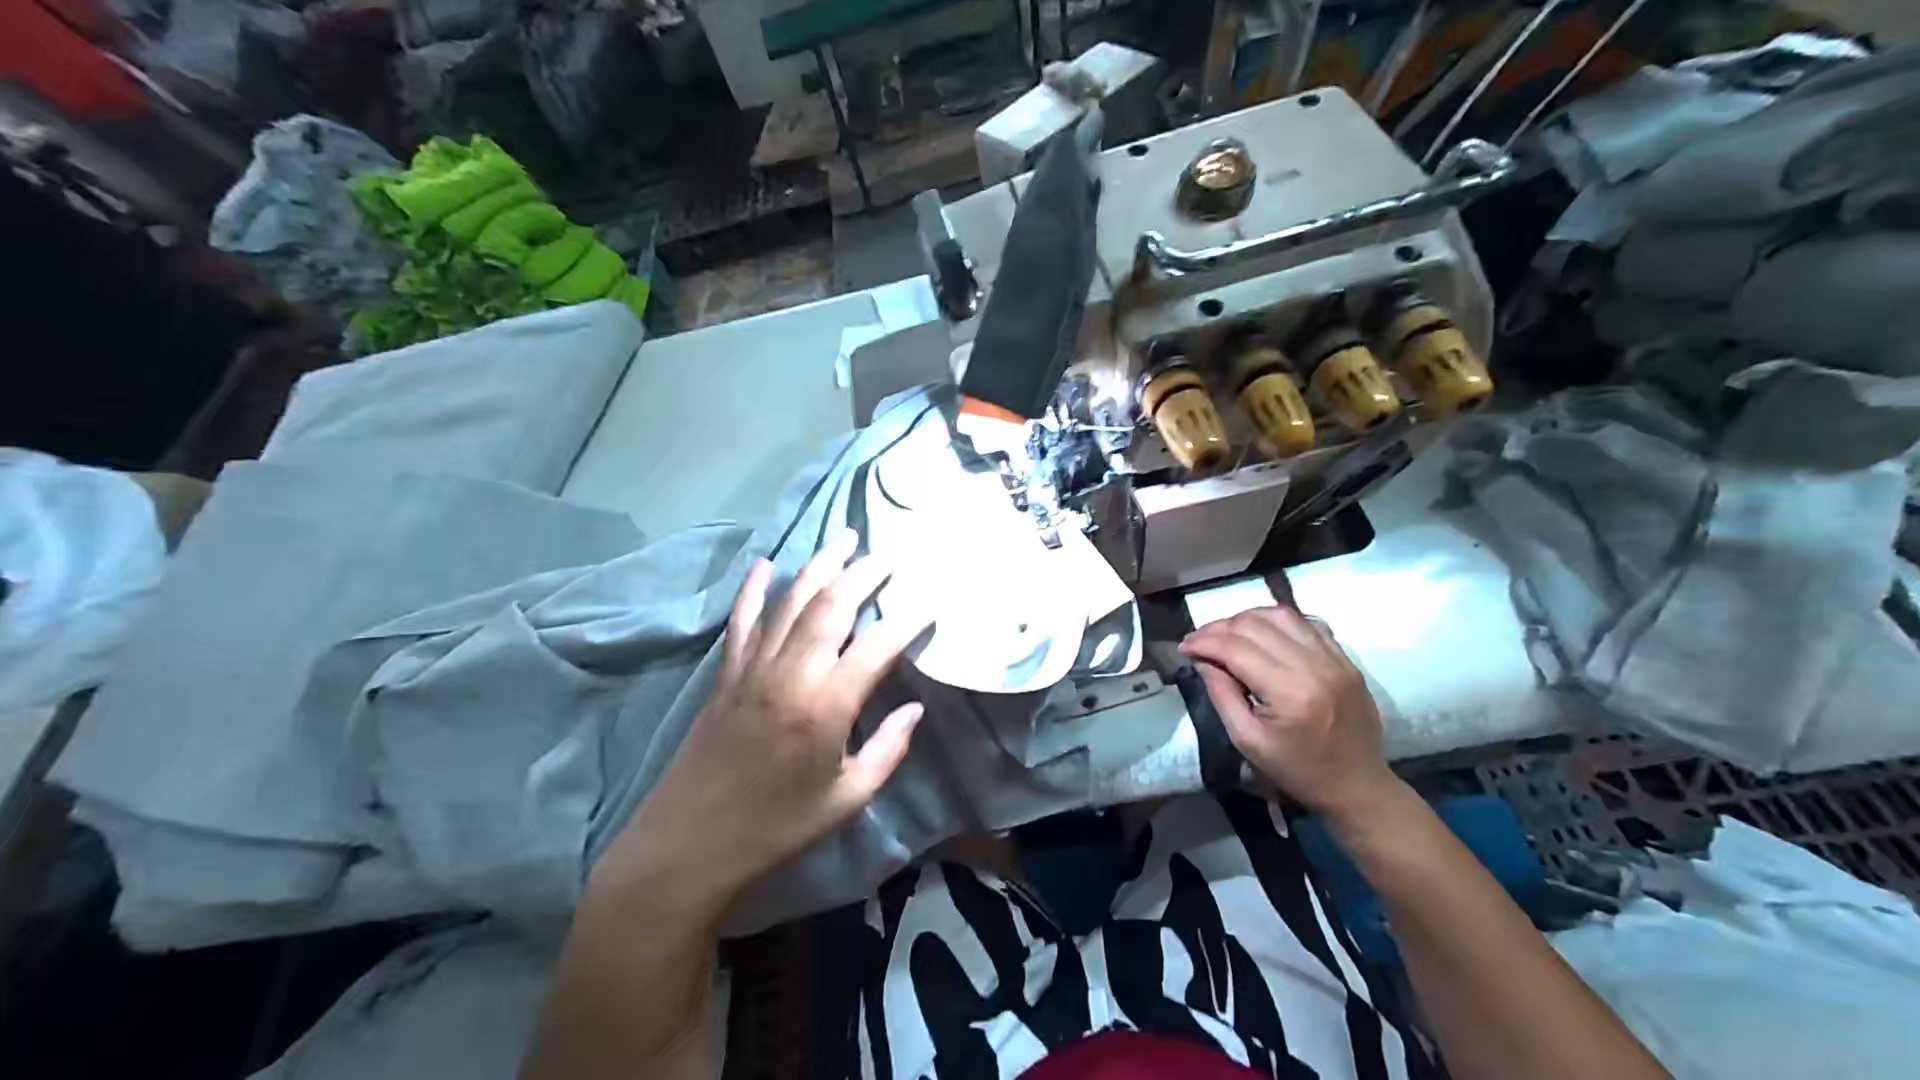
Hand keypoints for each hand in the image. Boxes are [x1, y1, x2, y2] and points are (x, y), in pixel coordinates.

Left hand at [596, 529, 929, 915]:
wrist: (690, 843)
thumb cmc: (777, 828)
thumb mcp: (847, 799)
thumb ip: (888, 750)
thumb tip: (915, 708)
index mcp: (826, 706)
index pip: (878, 645)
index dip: (908, 621)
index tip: (929, 606)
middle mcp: (790, 673)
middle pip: (832, 605)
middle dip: (864, 574)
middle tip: (889, 556)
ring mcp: (753, 667)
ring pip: (790, 601)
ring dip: (819, 566)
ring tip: (843, 539)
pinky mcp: (726, 673)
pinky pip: (742, 619)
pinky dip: (754, 589)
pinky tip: (765, 563)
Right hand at [1179, 605, 1402, 823]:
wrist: (1357, 785)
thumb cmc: (1297, 770)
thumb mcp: (1247, 740)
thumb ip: (1221, 694)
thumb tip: (1202, 659)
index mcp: (1289, 692)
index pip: (1235, 648)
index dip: (1204, 642)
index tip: (1184, 647)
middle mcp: (1314, 666)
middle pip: (1254, 625)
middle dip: (1219, 628)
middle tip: (1200, 642)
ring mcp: (1334, 659)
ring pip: (1280, 615)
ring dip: (1246, 619)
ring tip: (1227, 635)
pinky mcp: (1345, 659)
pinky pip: (1306, 623)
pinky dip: (1277, 622)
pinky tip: (1261, 634)